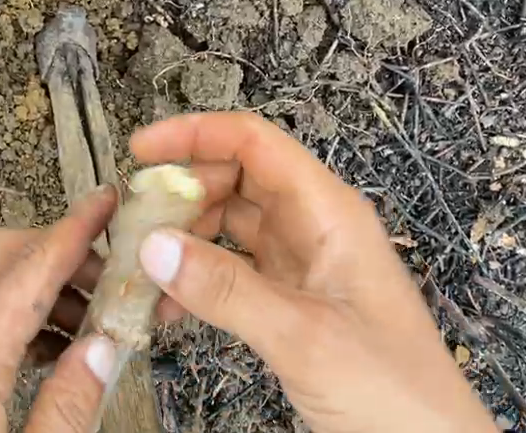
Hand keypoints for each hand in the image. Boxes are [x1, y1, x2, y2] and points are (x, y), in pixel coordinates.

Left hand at [0, 187, 121, 432]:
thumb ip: (69, 407)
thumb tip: (105, 345)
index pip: (30, 270)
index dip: (74, 230)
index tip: (107, 200)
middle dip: (53, 246)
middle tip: (107, 265)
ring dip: (37, 283)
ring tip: (92, 315)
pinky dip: (18, 316)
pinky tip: (55, 351)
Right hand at [132, 112, 495, 432]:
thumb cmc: (390, 392)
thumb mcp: (304, 338)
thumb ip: (226, 290)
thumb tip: (151, 246)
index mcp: (326, 209)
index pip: (253, 142)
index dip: (194, 134)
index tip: (140, 150)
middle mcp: (312, 223)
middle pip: (236, 176)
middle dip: (183, 190)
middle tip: (135, 220)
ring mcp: (303, 261)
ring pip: (231, 223)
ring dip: (186, 238)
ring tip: (143, 267)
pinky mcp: (293, 298)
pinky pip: (235, 269)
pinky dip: (200, 279)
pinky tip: (169, 308)